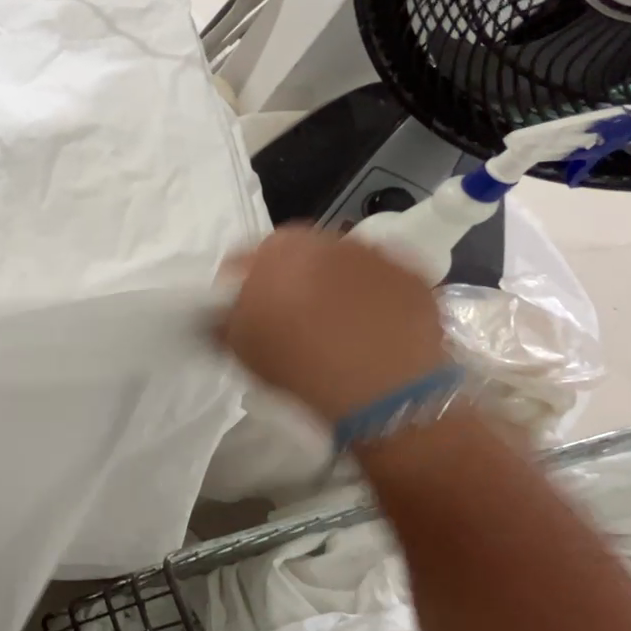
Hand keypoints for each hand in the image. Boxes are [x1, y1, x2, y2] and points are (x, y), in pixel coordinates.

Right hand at [219, 226, 446, 422]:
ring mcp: (377, 254)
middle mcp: (327, 239)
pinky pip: (381, 280)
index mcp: (276, 251)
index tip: (240, 310)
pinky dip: (372, 296)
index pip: (245, 256)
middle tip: (284, 317)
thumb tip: (216, 313)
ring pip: (341, 263)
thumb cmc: (297, 364)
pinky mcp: (414, 276)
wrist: (382, 390)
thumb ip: (222, 318)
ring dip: (331, 284)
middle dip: (288, 278)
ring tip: (329, 325)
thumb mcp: (238, 346)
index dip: (240, 284)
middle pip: (297, 254)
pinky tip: (366, 329)